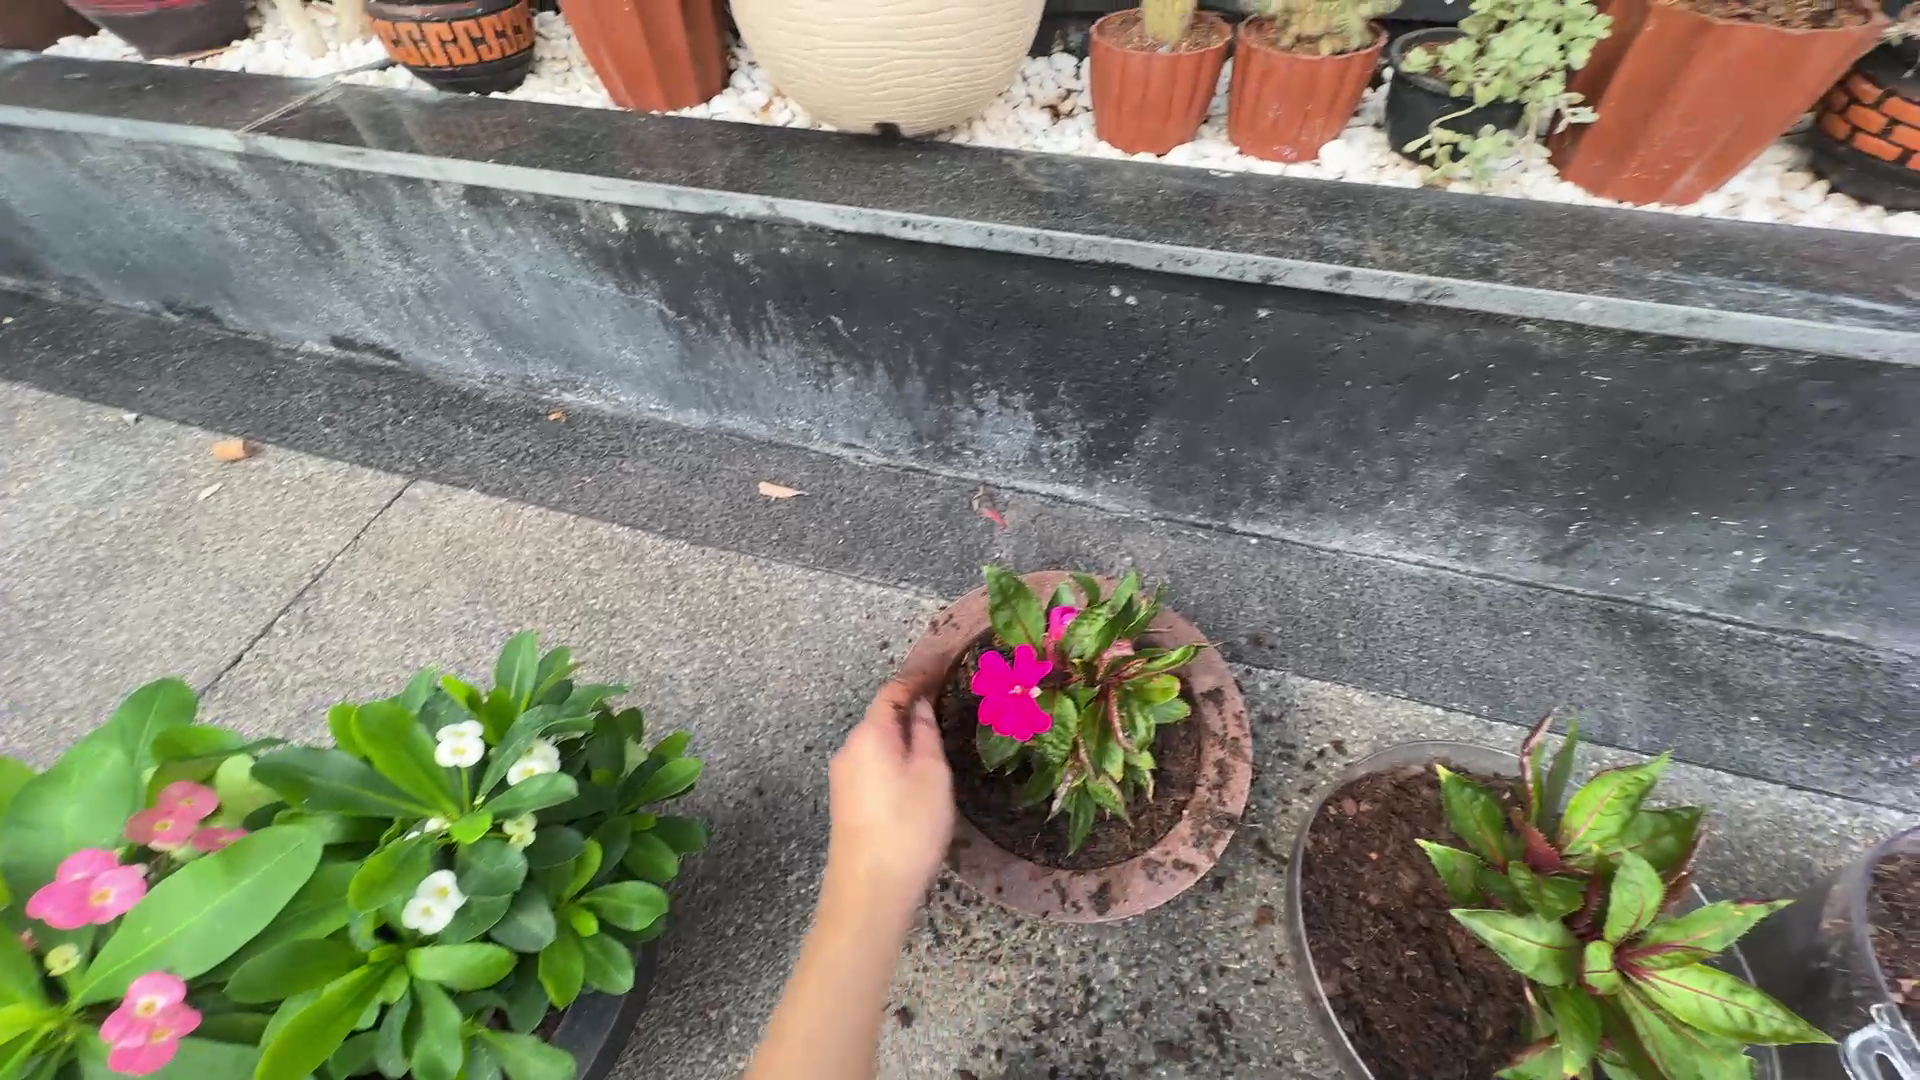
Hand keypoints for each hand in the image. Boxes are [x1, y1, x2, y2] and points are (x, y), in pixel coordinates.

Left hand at [821, 681, 954, 931]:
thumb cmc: (908, 827)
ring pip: (878, 741)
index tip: (944, 664)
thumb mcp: (931, 773)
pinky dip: (895, 755)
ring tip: (938, 734)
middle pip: (882, 715)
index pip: (893, 690)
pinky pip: (874, 763)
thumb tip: (920, 706)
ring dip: (904, 733)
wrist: (868, 893)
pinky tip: (916, 769)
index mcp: (869, 734)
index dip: (918, 675)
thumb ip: (925, 733)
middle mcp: (849, 749)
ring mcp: (844, 777)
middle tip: (947, 699)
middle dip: (912, 704)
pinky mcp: (847, 801)